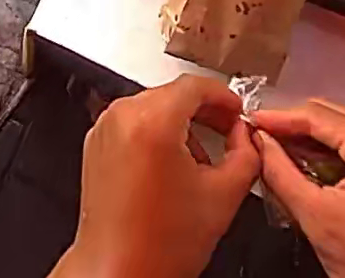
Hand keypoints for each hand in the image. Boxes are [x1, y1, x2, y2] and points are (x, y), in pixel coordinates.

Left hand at [53, 75, 259, 277]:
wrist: (115, 277)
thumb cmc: (157, 248)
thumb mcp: (222, 197)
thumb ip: (246, 155)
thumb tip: (246, 136)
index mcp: (153, 121)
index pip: (195, 86)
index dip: (223, 96)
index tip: (236, 110)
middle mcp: (124, 116)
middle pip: (175, 94)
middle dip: (206, 110)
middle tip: (228, 129)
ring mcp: (107, 128)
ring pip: (156, 106)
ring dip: (183, 122)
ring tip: (203, 153)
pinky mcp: (97, 143)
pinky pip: (136, 121)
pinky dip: (158, 131)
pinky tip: (175, 161)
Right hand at [252, 100, 344, 277]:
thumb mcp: (322, 223)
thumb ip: (284, 177)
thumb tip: (260, 144)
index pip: (318, 115)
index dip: (280, 117)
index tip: (250, 122)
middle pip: (332, 119)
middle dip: (294, 127)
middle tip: (259, 137)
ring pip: (344, 136)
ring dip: (310, 143)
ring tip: (275, 153)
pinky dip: (329, 160)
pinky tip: (305, 171)